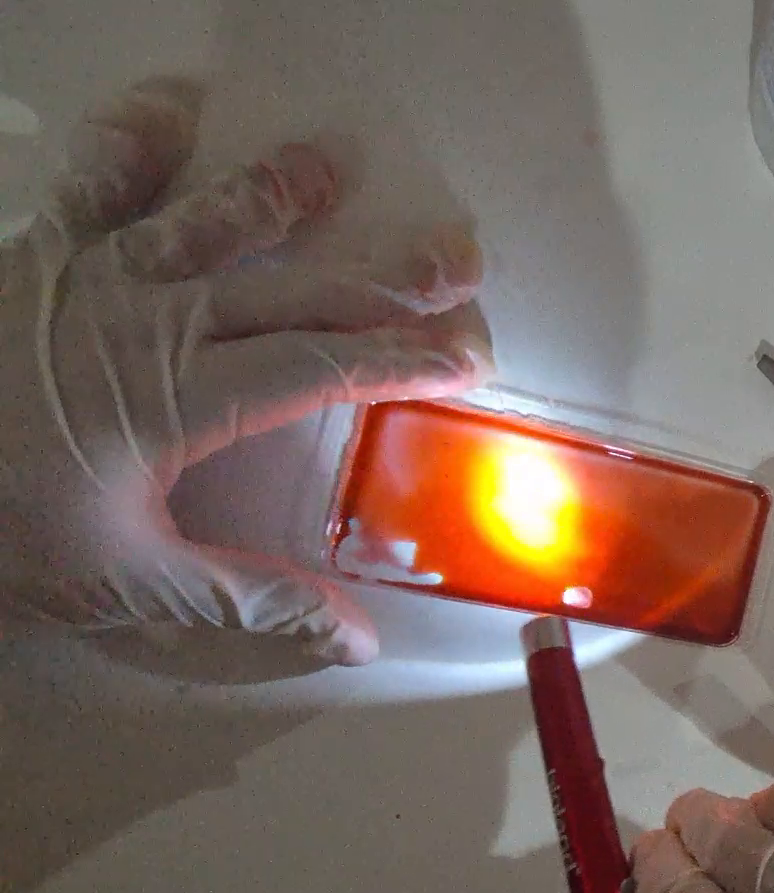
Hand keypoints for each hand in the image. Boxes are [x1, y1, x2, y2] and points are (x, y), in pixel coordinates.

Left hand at [0, 77, 492, 667]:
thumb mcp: (122, 584)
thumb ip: (251, 604)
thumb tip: (357, 641)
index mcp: (177, 399)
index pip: (325, 368)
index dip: (406, 360)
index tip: (471, 359)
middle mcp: (147, 322)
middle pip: (296, 290)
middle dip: (390, 279)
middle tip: (460, 262)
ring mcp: (86, 273)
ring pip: (207, 221)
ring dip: (283, 193)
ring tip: (338, 163)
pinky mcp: (34, 248)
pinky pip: (90, 179)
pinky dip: (136, 140)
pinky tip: (181, 111)